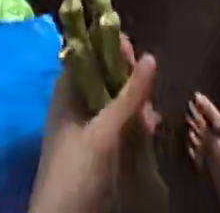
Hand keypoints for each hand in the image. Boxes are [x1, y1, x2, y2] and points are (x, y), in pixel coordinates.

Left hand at [28, 46, 157, 212]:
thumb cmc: (76, 172)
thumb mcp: (104, 132)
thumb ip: (128, 96)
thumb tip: (151, 56)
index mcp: (67, 91)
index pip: (88, 54)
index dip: (109, 47)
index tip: (134, 51)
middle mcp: (75, 104)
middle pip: (104, 76)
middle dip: (129, 78)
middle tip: (149, 88)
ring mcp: (87, 128)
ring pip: (115, 101)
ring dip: (135, 103)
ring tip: (152, 115)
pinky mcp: (98, 150)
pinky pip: (119, 125)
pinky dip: (134, 124)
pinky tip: (151, 129)